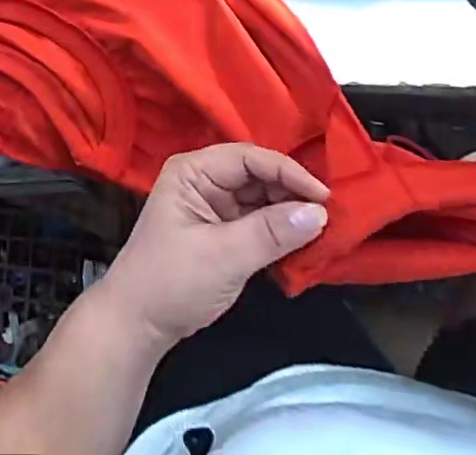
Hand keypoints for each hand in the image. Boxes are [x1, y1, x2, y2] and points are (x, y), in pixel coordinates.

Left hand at [94, 143, 328, 350]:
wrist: (141, 319)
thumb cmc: (173, 280)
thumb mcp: (223, 255)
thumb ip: (271, 232)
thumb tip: (319, 212)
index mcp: (192, 171)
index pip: (246, 157)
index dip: (287, 171)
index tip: (326, 197)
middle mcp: (202, 180)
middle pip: (257, 174)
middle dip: (293, 191)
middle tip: (335, 216)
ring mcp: (213, 204)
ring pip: (262, 198)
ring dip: (292, 212)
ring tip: (329, 230)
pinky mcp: (223, 230)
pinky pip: (260, 220)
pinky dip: (283, 230)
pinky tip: (308, 242)